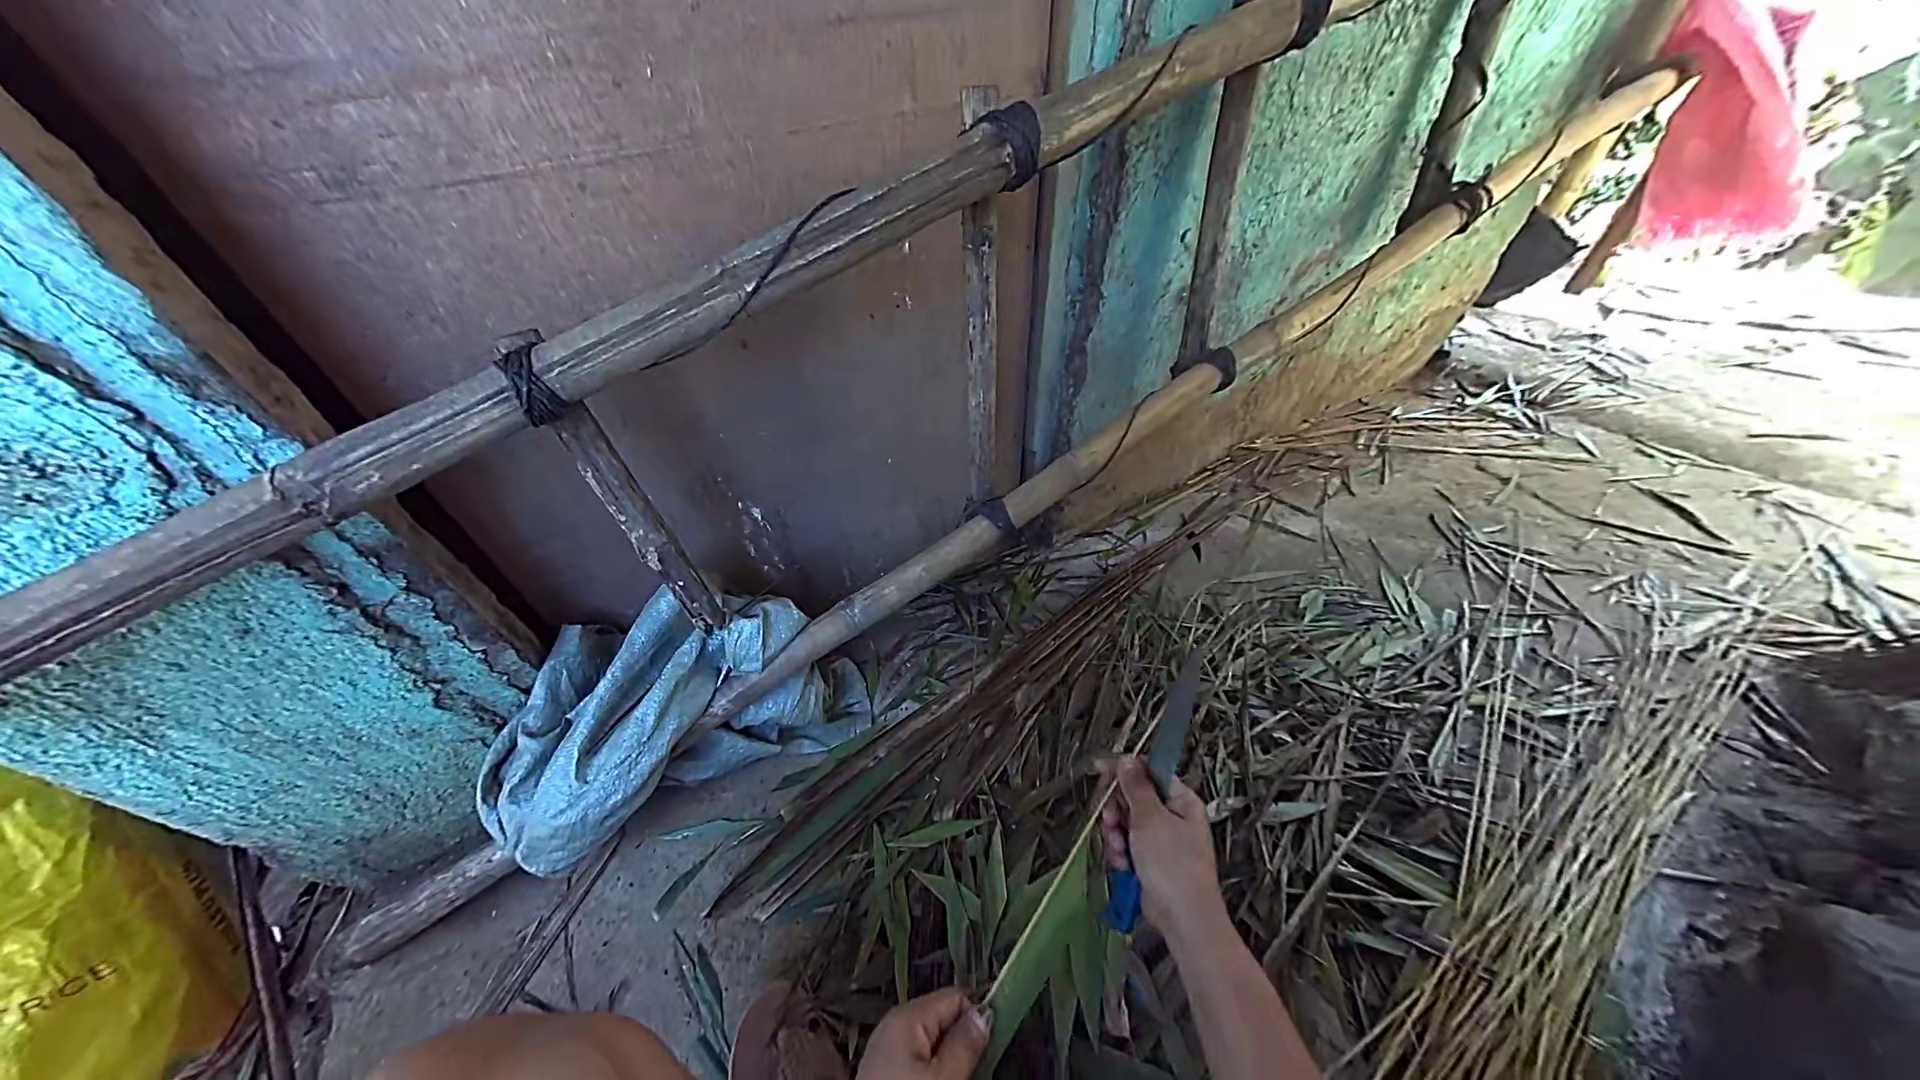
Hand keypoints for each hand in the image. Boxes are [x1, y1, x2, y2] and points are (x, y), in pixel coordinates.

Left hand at [855, 986, 990, 1079]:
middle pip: (944, 1022)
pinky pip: (918, 1065)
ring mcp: (887, 1052)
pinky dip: (931, 1077)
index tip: (986, 1051)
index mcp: (907, 1016)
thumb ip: (966, 1043)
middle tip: (968, 1076)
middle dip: (961, 1048)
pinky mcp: (884, 1075)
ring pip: (933, 1048)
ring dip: (948, 1067)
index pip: (956, 998)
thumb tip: (984, 1013)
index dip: (975, 1022)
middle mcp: (894, 1026)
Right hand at [1099, 756, 1228, 942]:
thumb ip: (1136, 787)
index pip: (1149, 772)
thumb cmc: (1172, 864)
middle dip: (1117, 810)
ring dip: (1117, 834)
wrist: (1183, 917)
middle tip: (1111, 820)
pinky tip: (1124, 864)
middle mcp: (1173, 816)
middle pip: (1134, 797)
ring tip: (1120, 850)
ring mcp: (1162, 839)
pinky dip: (1121, 852)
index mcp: (1181, 800)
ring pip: (1127, 822)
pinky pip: (1128, 844)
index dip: (1125, 771)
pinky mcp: (1151, 859)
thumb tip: (1127, 759)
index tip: (1101, 770)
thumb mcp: (1150, 818)